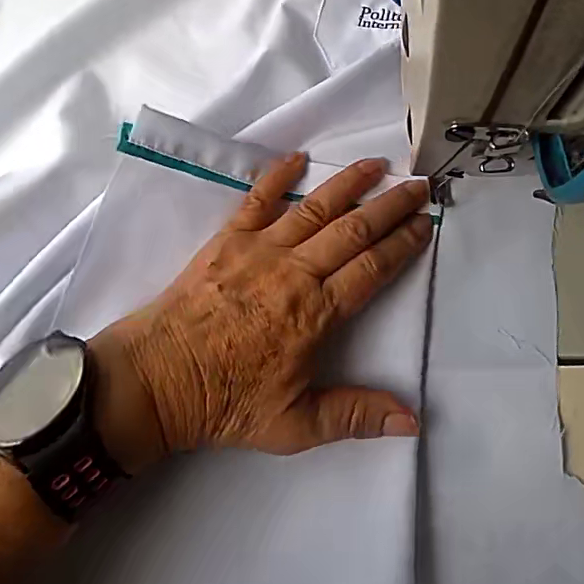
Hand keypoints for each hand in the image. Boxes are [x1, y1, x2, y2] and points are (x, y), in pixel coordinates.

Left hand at [91, 152, 432, 473]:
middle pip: (353, 231)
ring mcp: (258, 250)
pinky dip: (277, 176)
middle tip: (418, 186)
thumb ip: (355, 417)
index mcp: (316, 314)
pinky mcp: (225, 241)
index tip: (425, 224)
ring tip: (376, 163)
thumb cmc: (224, 401)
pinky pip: (256, 200)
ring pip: (313, 209)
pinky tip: (297, 158)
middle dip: (389, 206)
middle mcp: (293, 273)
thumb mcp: (295, 425)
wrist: (158, 377)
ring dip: (348, 184)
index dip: (403, 245)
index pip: (372, 270)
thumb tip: (412, 420)